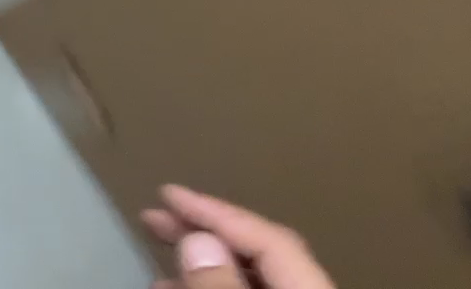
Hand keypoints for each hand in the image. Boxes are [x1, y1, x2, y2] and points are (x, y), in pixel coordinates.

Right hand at [141, 185, 335, 288]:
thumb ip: (225, 286)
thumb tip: (198, 239)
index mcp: (317, 288)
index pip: (273, 239)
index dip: (217, 212)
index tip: (166, 192)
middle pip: (264, 252)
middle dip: (204, 230)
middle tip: (154, 217)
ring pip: (255, 274)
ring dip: (201, 257)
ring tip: (158, 254)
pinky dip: (216, 281)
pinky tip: (178, 282)